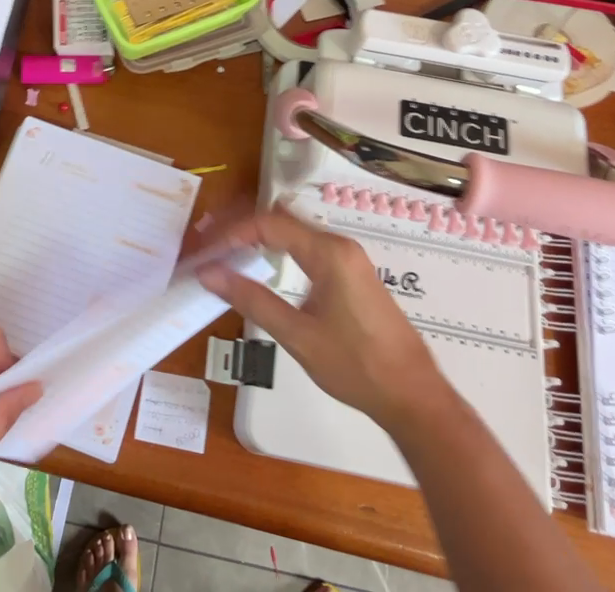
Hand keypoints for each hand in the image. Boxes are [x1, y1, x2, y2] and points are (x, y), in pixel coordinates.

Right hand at [197, 210, 446, 425]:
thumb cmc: (356, 367)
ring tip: (221, 249)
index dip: (229, 233)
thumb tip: (209, 273)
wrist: (412, 395)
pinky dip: (275, 248)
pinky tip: (256, 262)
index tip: (202, 250)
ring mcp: (348, 259)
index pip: (268, 224)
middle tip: (204, 241)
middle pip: (279, 219)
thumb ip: (251, 300)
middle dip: (238, 227)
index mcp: (330, 253)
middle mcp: (340, 246)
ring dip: (255, 236)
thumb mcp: (297, 335)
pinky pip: (305, 246)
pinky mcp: (350, 274)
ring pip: (292, 231)